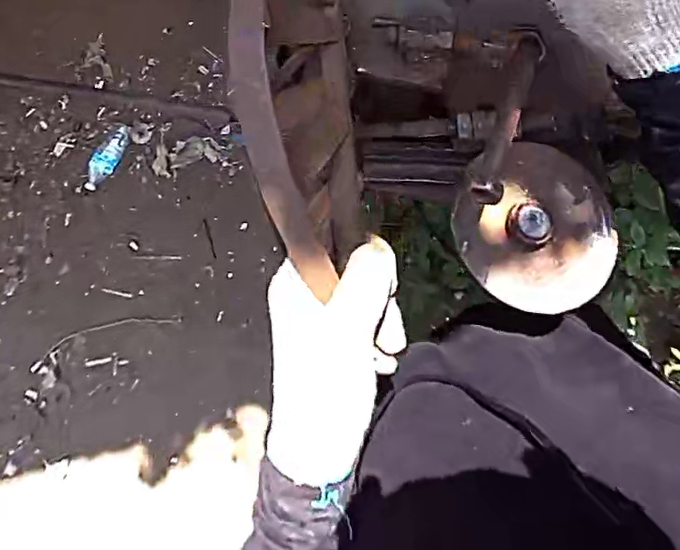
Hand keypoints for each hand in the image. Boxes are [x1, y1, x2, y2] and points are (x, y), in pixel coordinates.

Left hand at [263, 237, 405, 486]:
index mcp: (295, 276)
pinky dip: (378, 332)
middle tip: (382, 324)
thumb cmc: (324, 386)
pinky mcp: (335, 334)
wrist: (318, 452)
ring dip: (382, 315)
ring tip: (383, 348)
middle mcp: (305, 287)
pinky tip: (379, 357)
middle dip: (379, 289)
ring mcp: (320, 311)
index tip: (378, 271)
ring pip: (365, 288)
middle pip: (355, 259)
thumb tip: (377, 245)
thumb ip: (366, 275)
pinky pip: (366, 314)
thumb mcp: (348, 322)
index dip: (359, 241)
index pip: (329, 227)